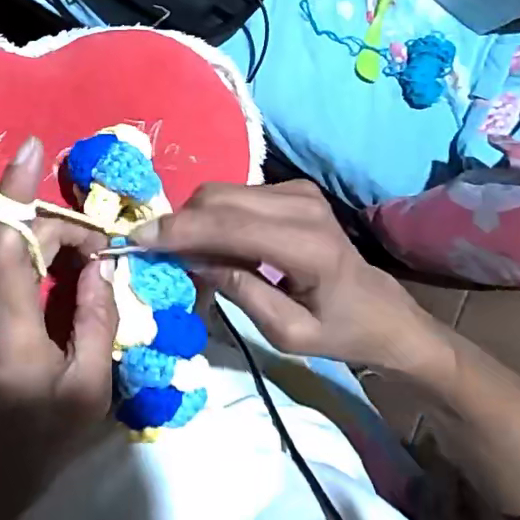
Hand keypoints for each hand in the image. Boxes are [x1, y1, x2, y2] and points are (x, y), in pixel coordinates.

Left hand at [0, 136, 116, 492]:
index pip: (5, 238)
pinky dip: (37, 269)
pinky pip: (6, 278)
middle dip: (62, 229)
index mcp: (7, 321)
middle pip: (15, 240)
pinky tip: (65, 289)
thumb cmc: (32, 443)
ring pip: (10, 258)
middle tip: (104, 252)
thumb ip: (97, 320)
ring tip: (91, 267)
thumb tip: (100, 268)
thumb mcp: (86, 390)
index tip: (34, 148)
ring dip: (50, 249)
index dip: (17, 190)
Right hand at [132, 180, 439, 372]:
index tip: (138, 239)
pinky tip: (214, 244)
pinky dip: (213, 216)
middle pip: (219, 199)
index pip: (229, 225)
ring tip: (187, 256)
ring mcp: (299, 191)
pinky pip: (235, 194)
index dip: (180, 230)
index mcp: (307, 245)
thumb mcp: (287, 332)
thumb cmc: (339, 331)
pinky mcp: (293, 188)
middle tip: (156, 253)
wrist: (381, 309)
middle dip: (180, 222)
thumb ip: (239, 290)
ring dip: (194, 219)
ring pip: (222, 192)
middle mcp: (303, 205)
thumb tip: (190, 259)